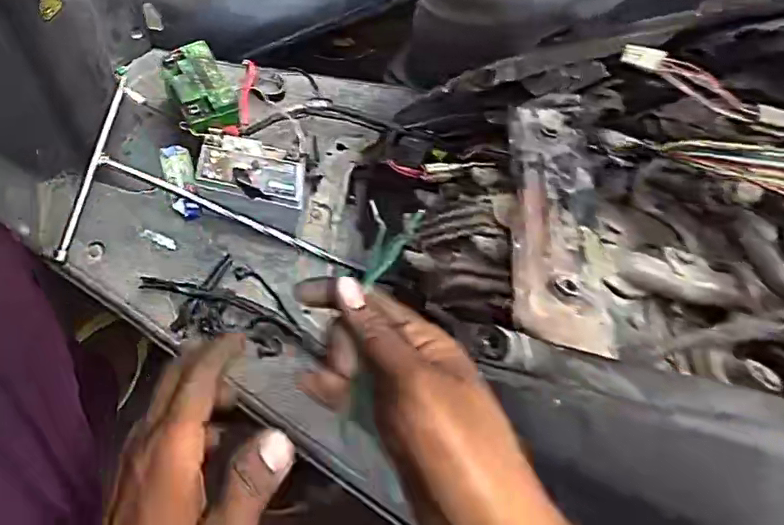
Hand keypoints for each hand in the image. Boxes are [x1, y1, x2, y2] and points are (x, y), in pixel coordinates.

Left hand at [105, 335, 295, 524]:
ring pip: (164, 403)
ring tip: (234, 399)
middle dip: (202, 362)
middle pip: (173, 382)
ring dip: (194, 392)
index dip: (217, 355)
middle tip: (237, 355)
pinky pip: (158, 427)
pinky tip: (208, 443)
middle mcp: (145, 436)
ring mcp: (132, 452)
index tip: (240, 338)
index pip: (194, 381)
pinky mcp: (129, 471)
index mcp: (168, 444)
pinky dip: (184, 419)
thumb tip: (278, 437)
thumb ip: (248, 485)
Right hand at [294, 278, 566, 524]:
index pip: (373, 301)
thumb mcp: (416, 382)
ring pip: (351, 362)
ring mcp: (399, 392)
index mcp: (426, 343)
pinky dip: (332, 388)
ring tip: (326, 388)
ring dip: (332, 367)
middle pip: (358, 330)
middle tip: (339, 372)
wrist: (484, 524)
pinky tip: (313, 390)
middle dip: (339, 343)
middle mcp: (411, 360)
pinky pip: (353, 392)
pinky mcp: (388, 420)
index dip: (336, 294)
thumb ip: (376, 333)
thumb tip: (344, 283)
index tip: (298, 297)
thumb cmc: (457, 445)